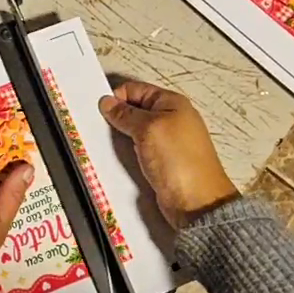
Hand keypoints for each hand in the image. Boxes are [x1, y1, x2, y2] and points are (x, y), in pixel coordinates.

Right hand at [98, 80, 238, 229]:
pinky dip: (124, 152)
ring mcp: (164, 141)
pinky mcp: (159, 161)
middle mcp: (169, 119)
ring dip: (118, 136)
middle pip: (133, 110)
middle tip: (97, 127)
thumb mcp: (149, 129)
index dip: (116, 97)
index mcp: (171, 103)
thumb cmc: (178, 160)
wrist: (196, 202)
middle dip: (115, 117)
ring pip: (132, 131)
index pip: (135, 89)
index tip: (100, 111)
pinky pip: (136, 150)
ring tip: (103, 143)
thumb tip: (107, 102)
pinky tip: (114, 157)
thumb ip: (125, 114)